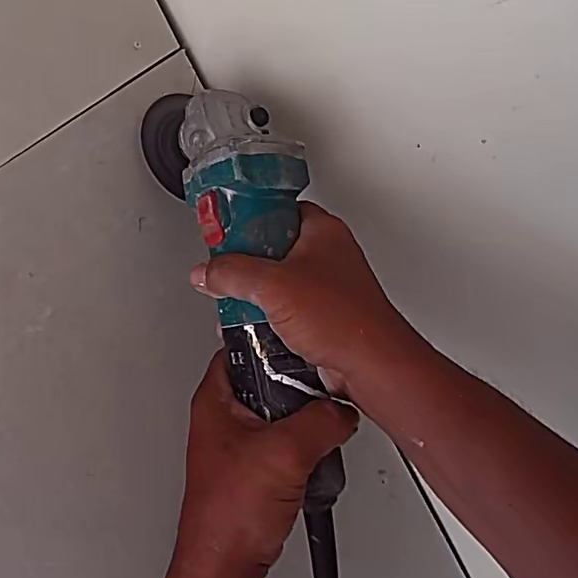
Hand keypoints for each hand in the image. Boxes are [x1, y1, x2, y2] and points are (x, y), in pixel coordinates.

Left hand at [174, 351, 357, 573]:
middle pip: (260, 382)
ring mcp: (235, 444)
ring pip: (274, 415)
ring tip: (320, 428)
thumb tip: (340, 411)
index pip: (235, 351)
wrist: (227, 561)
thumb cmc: (230, 510)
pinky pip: (282, 444)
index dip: (263, 342)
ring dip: (301, 421)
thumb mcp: (286, 452)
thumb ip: (320, 422)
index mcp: (214, 401)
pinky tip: (314, 459)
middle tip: (318, 389)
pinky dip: (301, 447)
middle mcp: (220, 418)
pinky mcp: (251, 468)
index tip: (292, 340)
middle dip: (292, 386)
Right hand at [188, 202, 427, 401]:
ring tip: (236, 298)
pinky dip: (264, 313)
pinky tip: (253, 322)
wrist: (371, 369)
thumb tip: (206, 272)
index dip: (246, 215)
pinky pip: (281, 305)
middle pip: (271, 245)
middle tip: (226, 265)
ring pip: (275, 278)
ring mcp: (324, 285)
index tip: (222, 226)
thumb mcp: (272, 285)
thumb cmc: (346, 321)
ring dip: (252, 290)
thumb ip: (231, 273)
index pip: (276, 208)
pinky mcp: (320, 314)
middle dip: (244, 260)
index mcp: (322, 231)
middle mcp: (326, 254)